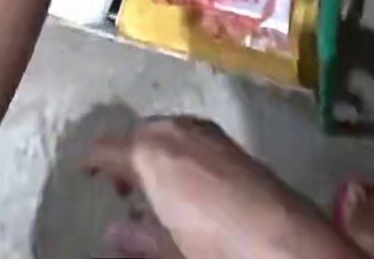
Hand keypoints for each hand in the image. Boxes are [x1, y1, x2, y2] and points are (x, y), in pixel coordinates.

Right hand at [87, 117, 345, 258]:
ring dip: (153, 153)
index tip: (84, 172)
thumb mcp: (170, 251)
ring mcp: (201, 128)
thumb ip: (138, 239)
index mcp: (147, 152)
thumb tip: (112, 233)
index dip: (93, 161)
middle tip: (124, 191)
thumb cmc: (216, 250)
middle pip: (136, 136)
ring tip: (157, 188)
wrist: (289, 245)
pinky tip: (189, 182)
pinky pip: (188, 135)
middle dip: (126, 158)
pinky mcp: (226, 138)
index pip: (106, 148)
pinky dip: (178, 151)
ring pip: (163, 132)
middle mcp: (170, 128)